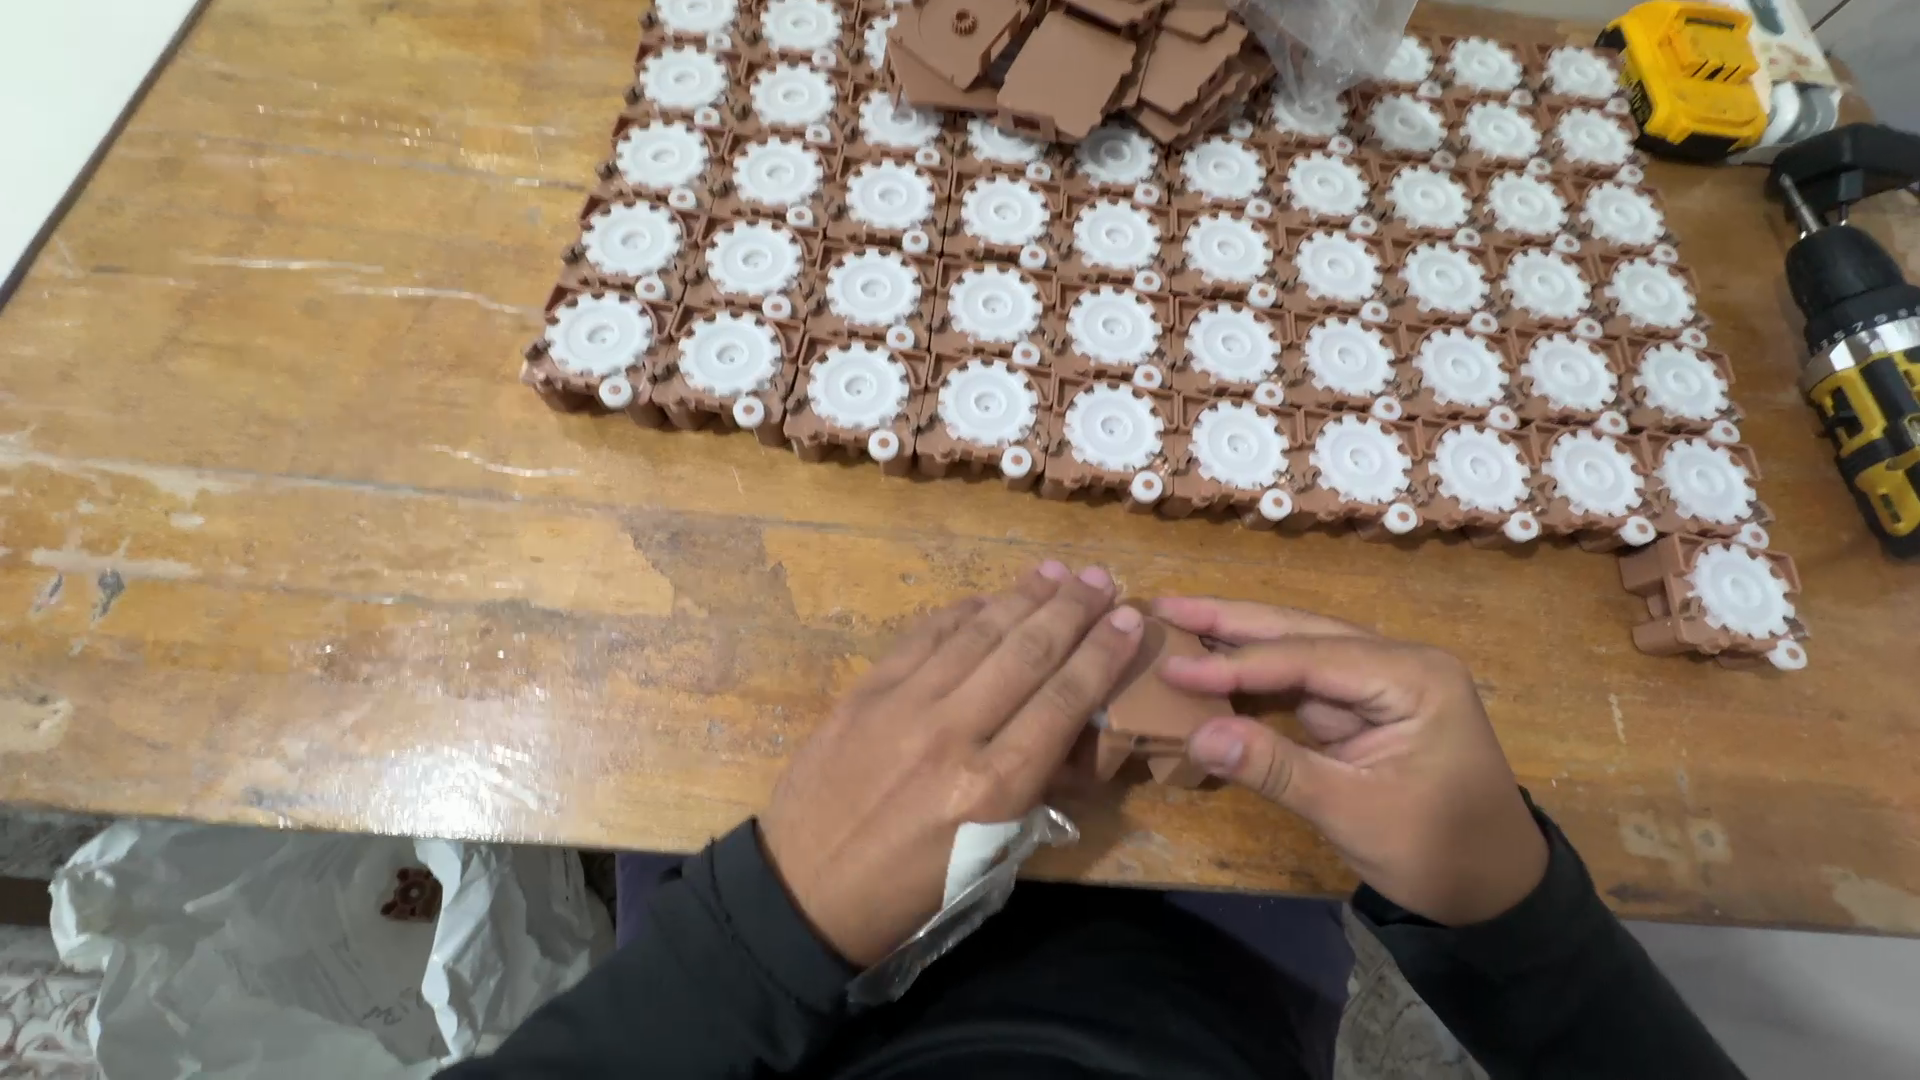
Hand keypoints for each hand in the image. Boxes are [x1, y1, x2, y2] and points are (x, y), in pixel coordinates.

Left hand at [760, 562, 1143, 965]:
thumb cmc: (909, 891)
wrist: (803, 893)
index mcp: (991, 788)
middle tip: (1101, 578)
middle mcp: (952, 733)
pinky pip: (922, 637)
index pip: (1063, 700)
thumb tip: (1070, 730)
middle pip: (1026, 654)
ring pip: (977, 634)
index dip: (1102, 655)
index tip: (1128, 620)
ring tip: (1055, 572)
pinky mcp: (865, 691)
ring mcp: (903, 704)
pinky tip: (987, 597)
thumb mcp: (990, 859)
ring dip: (1022, 597)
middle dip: (1071, 611)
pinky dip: (961, 612)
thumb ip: (1033, 788)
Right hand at [1153, 598, 1546, 926]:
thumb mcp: (1355, 813)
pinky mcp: (1356, 702)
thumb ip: (1275, 769)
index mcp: (1411, 676)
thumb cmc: (1439, 852)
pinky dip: (1249, 673)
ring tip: (1174, 620)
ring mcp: (1374, 679)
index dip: (1236, 663)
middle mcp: (1393, 661)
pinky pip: (1293, 678)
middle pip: (1298, 630)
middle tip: (1162, 606)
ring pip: (1292, 645)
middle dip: (1227, 619)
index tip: (1172, 667)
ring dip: (1233, 637)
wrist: (1496, 891)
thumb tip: (1197, 736)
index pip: (1307, 657)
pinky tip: (1208, 662)